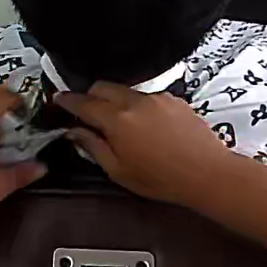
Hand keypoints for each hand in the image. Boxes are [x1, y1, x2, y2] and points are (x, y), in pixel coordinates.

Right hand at [54, 83, 237, 205]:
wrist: (207, 173)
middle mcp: (136, 101)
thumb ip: (93, 147)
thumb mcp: (119, 171)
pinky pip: (147, 96)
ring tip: (121, 127)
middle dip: (91, 96)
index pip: (84, 103)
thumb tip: (74, 132)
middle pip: (103, 87)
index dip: (68, 101)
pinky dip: (139, 107)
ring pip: (126, 91)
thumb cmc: (161, 179)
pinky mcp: (174, 99)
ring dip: (116, 102)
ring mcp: (157, 97)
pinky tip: (147, 127)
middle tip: (87, 115)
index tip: (59, 100)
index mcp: (117, 120)